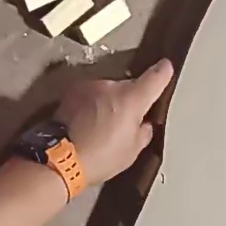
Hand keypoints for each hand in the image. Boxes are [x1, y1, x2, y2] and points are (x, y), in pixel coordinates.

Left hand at [54, 60, 175, 183]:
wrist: (58, 158)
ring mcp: (88, 86)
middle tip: (125, 125)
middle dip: (129, 101)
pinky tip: (88, 124)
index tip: (167, 67)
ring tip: (103, 128)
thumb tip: (144, 123)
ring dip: (109, 103)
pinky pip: (90, 96)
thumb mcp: (132, 151)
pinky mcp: (71, 92)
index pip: (154, 78)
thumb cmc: (100, 157)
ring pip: (107, 91)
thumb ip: (143, 131)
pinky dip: (92, 106)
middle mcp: (110, 86)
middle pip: (128, 88)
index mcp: (131, 99)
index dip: (163, 73)